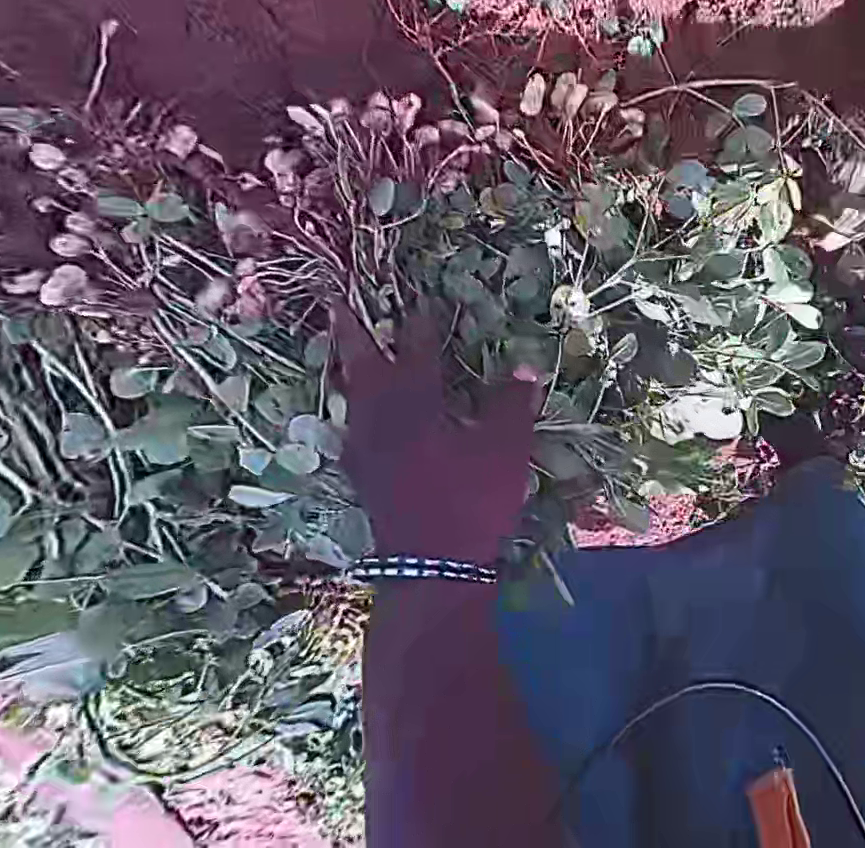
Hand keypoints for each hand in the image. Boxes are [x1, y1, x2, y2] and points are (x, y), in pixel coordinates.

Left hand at [334, 310, 537, 559]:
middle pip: (364, 367)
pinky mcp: (364, 472)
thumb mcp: (505, 446)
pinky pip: (355, 424)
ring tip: (350, 350)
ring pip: (353, 396)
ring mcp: (366, 448)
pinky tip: (363, 413)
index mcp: (416, 407)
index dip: (423, 324)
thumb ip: (511, 402)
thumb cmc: (472, 498)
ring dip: (353, 367)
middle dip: (354, 333)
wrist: (433, 564)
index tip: (423, 299)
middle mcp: (381, 420)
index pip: (418, 353)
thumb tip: (524, 368)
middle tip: (340, 304)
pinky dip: (358, 405)